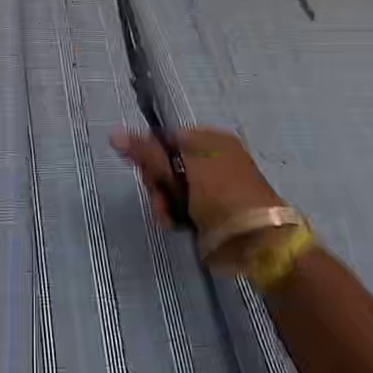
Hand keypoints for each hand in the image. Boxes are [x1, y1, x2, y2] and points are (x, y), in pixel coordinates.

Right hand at [111, 126, 285, 249]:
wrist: (257, 239)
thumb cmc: (220, 198)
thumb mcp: (180, 173)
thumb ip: (147, 154)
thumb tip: (114, 133)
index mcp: (210, 140)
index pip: (166, 141)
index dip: (152, 160)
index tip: (149, 178)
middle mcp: (213, 157)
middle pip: (167, 165)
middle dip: (159, 187)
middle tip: (162, 203)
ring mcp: (216, 183)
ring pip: (174, 188)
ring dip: (166, 204)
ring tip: (170, 220)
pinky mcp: (216, 207)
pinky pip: (187, 204)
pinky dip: (179, 214)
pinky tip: (179, 225)